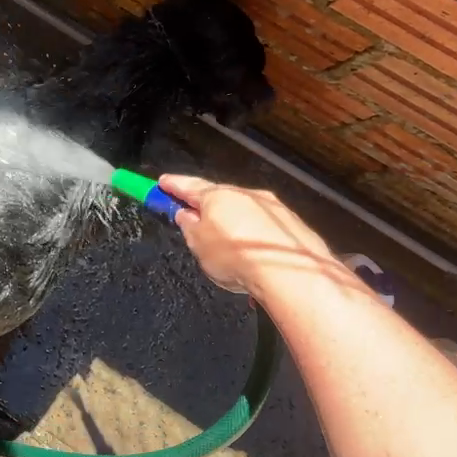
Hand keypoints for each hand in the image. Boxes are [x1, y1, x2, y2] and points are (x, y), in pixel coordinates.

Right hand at [159, 175, 341, 295]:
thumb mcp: (198, 244)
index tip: (162, 182)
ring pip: (245, 211)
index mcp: (218, 195)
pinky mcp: (295, 226)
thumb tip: (186, 215)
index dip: (172, 185)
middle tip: (193, 213)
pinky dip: (255, 236)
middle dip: (206, 204)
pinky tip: (254, 254)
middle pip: (220, 196)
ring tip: (227, 243)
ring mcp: (274, 208)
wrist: (291, 274)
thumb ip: (189, 226)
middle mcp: (247, 194)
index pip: (188, 186)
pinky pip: (266, 228)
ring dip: (233, 222)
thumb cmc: (235, 256)